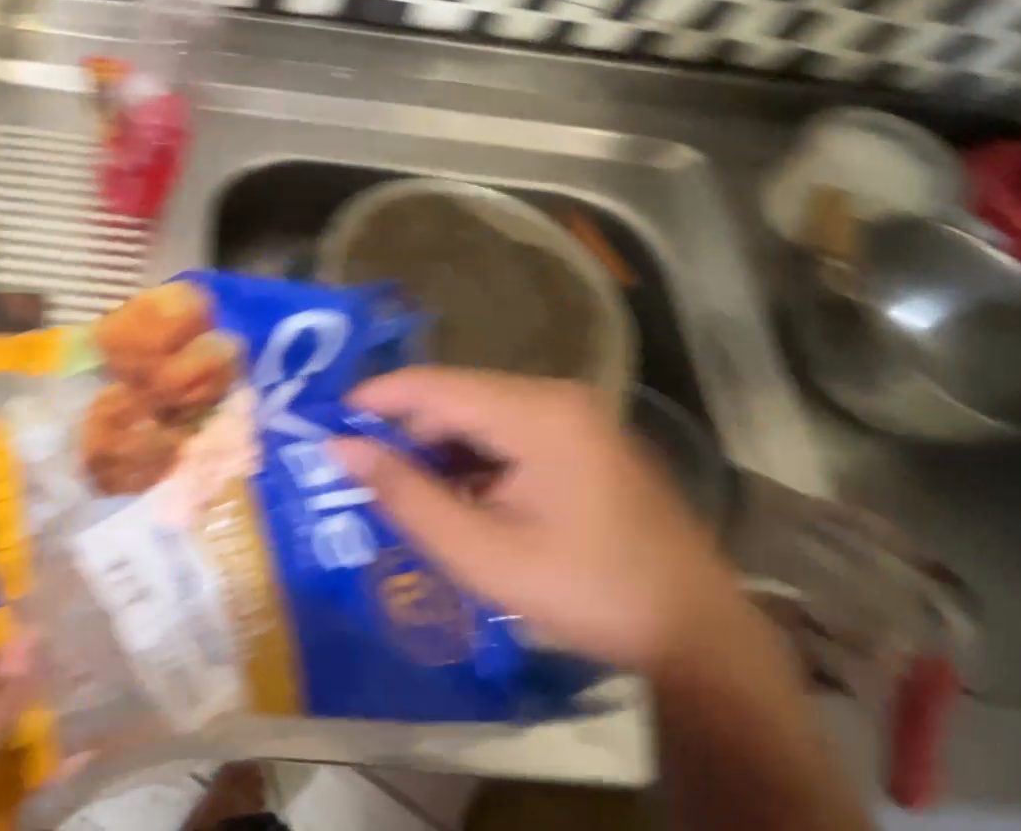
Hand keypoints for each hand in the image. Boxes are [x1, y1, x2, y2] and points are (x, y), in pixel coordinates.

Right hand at [329, 368, 742, 674]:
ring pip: (478, 417)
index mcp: (536, 414)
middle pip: (454, 398)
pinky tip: (457, 501)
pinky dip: (472, 461)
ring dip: (437, 451)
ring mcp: (576, 418)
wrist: (695, 635)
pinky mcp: (584, 442)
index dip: (372, 401)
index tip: (324, 426)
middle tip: (361, 476)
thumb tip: (339, 447)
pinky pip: (507, 434)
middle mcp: (556, 399)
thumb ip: (404, 494)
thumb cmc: (585, 592)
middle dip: (403, 433)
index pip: (431, 386)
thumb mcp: (479, 552)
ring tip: (404, 496)